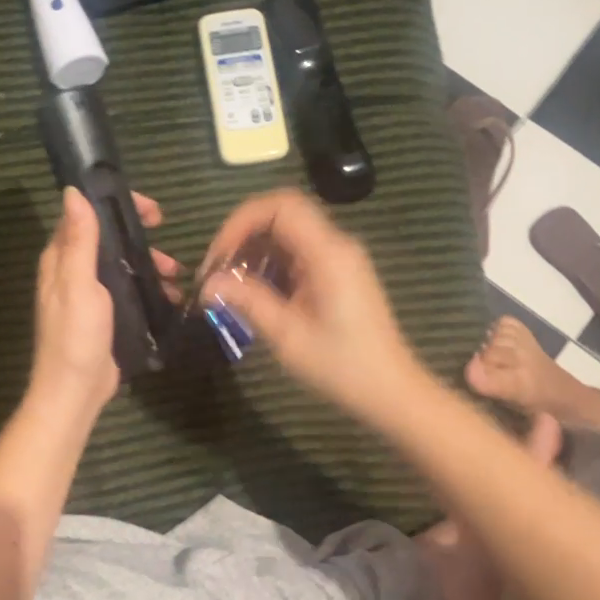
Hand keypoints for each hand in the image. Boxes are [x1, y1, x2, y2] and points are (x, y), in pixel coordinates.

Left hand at [30, 187, 180, 413]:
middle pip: (106, 239)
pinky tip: (171, 296)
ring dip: (148, 262)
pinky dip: (149, 287)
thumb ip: (79, 240)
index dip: (113, 203)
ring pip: (121, 264)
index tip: (148, 208)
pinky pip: (129, 290)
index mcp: (61, 259)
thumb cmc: (75, 335)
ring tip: (175, 273)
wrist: (76, 391)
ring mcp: (89, 295)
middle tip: (165, 230)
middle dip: (136, 233)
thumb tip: (73, 191)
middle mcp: (72, 272)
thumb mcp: (78, 283)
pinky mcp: (105, 316)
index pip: (84, 216)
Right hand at [200, 188, 420, 422]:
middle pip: (281, 217)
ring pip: (287, 236)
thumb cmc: (342, 366)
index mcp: (328, 254)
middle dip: (242, 238)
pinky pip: (297, 256)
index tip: (218, 257)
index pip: (280, 207)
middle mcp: (336, 246)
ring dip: (254, 255)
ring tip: (230, 289)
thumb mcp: (287, 336)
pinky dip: (270, 267)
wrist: (391, 391)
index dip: (241, 222)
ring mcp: (339, 260)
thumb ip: (247, 301)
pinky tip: (255, 296)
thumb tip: (207, 284)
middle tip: (217, 274)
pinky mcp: (337, 275)